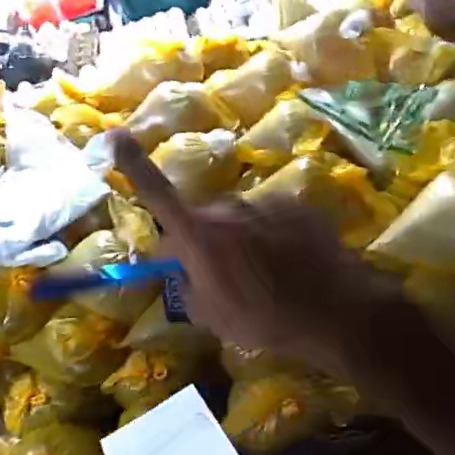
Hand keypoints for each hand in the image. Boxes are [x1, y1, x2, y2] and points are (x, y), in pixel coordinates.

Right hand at [112, 130, 409, 384]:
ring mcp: (264, 202)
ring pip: (237, 220)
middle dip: (201, 241)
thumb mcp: (211, 318)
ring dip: (239, 240)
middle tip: (219, 277)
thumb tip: (187, 274)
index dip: (132, 163)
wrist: (337, 312)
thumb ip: (189, 288)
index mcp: (199, 234)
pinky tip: (289, 263)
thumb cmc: (265, 319)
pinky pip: (269, 218)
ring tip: (264, 275)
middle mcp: (227, 208)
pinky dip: (270, 236)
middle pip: (200, 220)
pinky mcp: (295, 206)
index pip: (156, 193)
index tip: (116, 135)